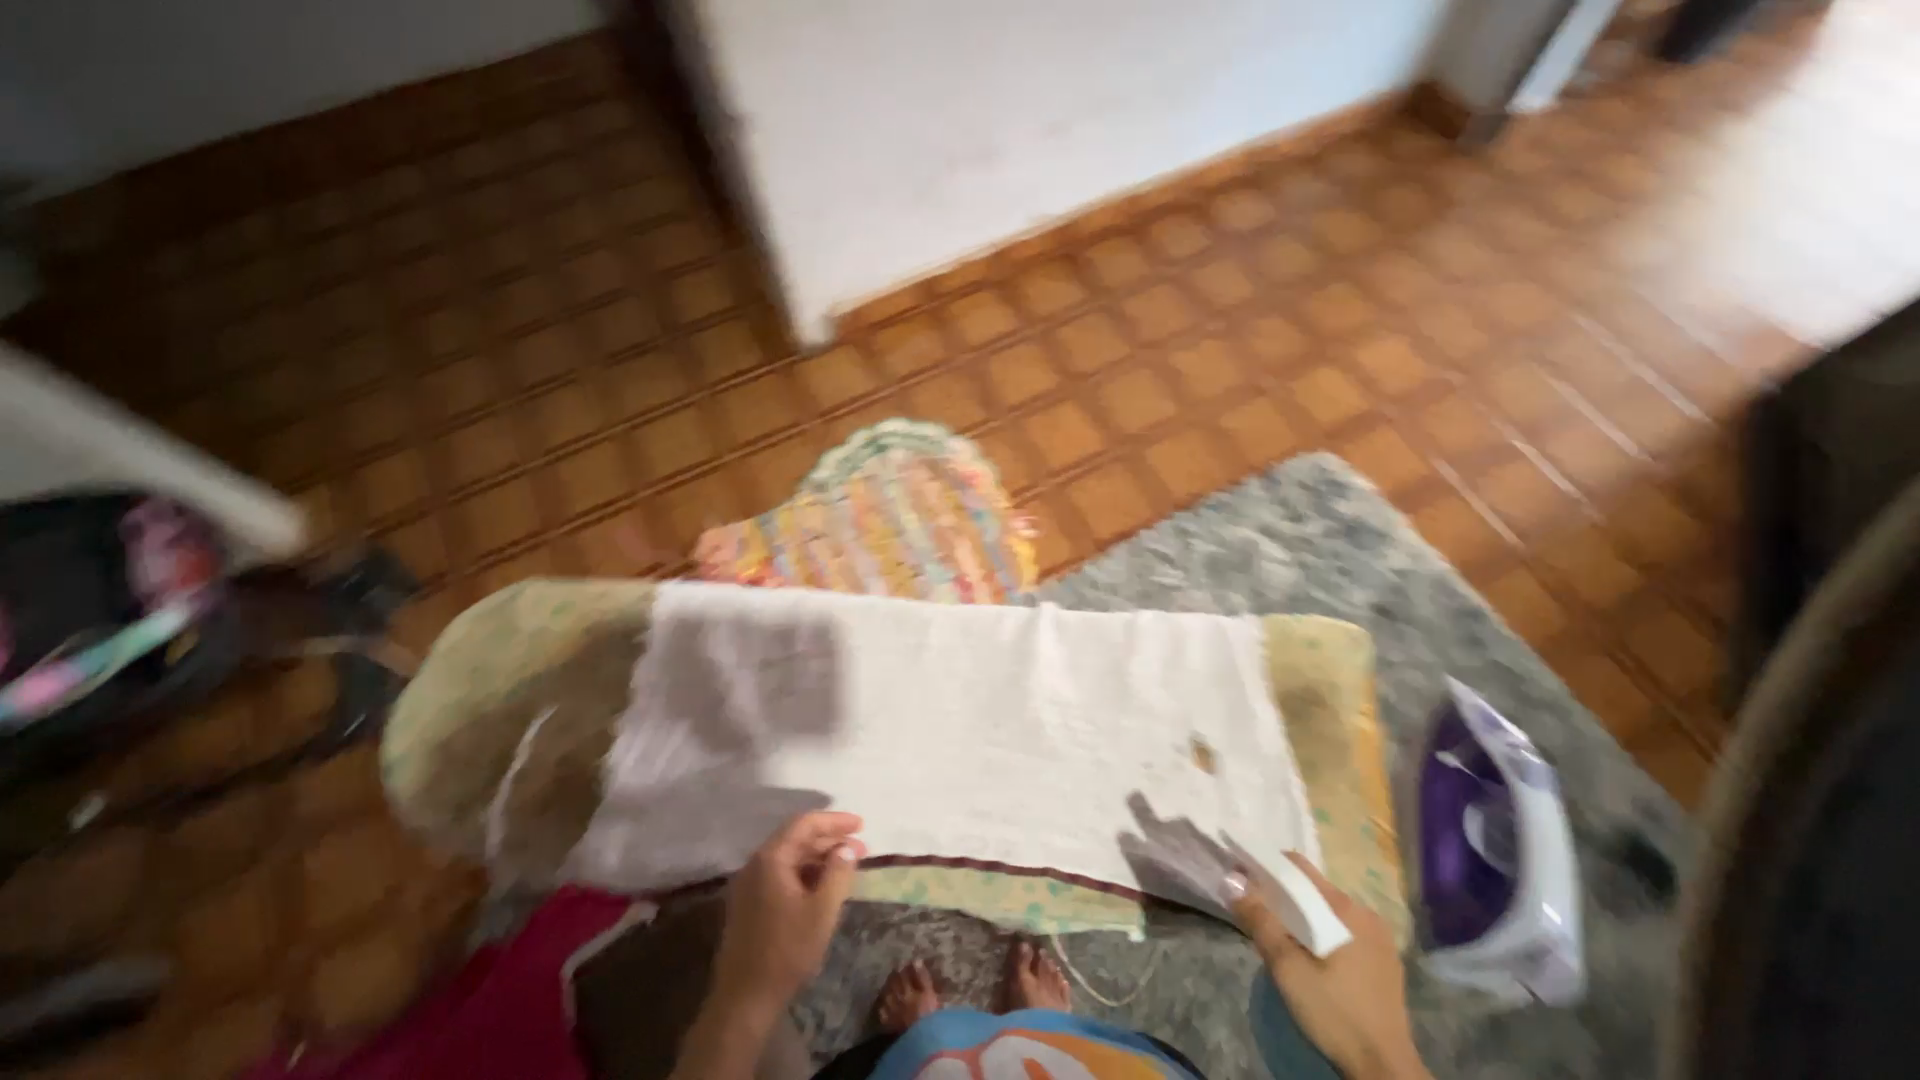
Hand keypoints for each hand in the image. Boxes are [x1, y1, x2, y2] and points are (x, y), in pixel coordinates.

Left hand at [711, 811, 866, 1009]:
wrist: (745, 997)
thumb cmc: (787, 951)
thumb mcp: (822, 911)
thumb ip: (838, 873)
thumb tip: (846, 847)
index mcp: (771, 859)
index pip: (805, 824)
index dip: (835, 821)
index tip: (862, 825)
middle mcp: (756, 864)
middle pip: (796, 838)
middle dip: (830, 840)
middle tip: (861, 848)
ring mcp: (749, 885)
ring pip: (789, 858)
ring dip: (819, 858)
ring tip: (848, 866)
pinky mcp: (749, 904)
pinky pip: (781, 875)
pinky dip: (805, 873)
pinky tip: (824, 886)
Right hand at [1229, 854, 1429, 1079]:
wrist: (1383, 1067)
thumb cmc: (1333, 1011)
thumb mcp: (1287, 967)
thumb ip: (1260, 921)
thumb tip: (1232, 882)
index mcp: (1344, 907)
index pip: (1298, 868)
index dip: (1265, 868)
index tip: (1239, 877)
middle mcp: (1366, 913)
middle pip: (1314, 890)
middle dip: (1282, 896)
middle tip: (1256, 915)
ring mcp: (1380, 938)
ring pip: (1330, 912)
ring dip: (1303, 917)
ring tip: (1281, 939)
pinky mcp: (1385, 961)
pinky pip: (1346, 932)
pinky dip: (1323, 933)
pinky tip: (1313, 959)